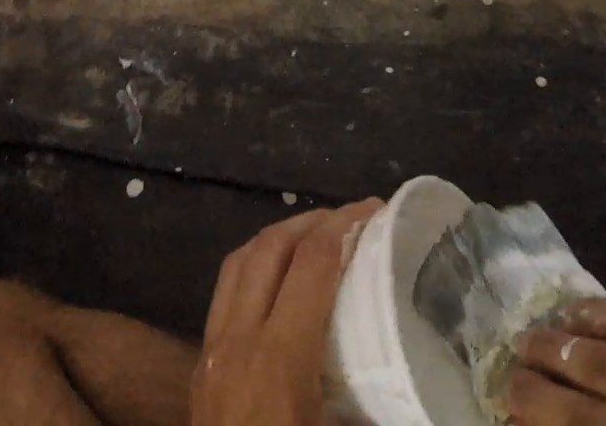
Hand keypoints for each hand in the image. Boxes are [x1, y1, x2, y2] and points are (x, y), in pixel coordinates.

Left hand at [190, 199, 383, 425]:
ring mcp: (213, 348)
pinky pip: (223, 292)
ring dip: (277, 237)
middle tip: (347, 218)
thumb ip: (373, 397)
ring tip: (311, 236)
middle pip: (270, 248)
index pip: (312, 265)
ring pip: (238, 262)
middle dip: (311, 220)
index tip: (374, 209)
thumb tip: (405, 363)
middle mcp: (240, 340)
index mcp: (280, 358)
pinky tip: (274, 279)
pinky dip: (251, 266)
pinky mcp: (200, 363)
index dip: (345, 226)